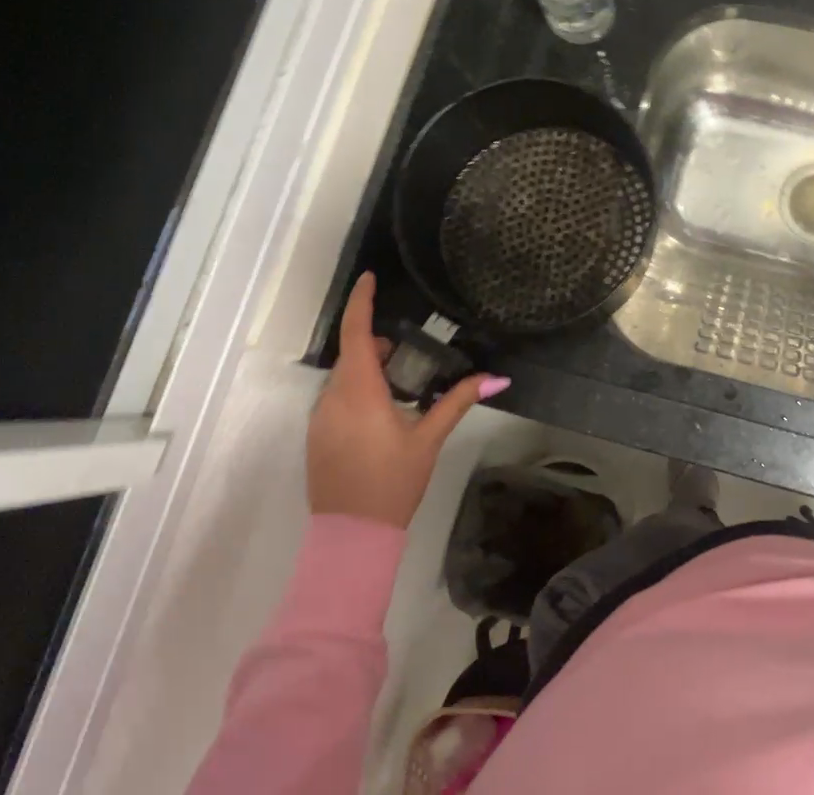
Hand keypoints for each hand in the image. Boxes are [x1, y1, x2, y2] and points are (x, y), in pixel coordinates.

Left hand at [307, 272, 508, 525]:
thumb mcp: (428, 440)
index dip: (361, 301)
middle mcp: (332, 398)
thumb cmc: (394, 482)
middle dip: (375, 345)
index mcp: (359, 392)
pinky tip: (382, 418)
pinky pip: (336, 401)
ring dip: (367, 372)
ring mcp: (319, 419)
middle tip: (408, 352)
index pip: (356, 333)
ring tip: (401, 388)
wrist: (353, 535)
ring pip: (343, 379)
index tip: (369, 278)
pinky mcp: (316, 437)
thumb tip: (496, 378)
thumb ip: (457, 402)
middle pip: (350, 355)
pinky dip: (357, 394)